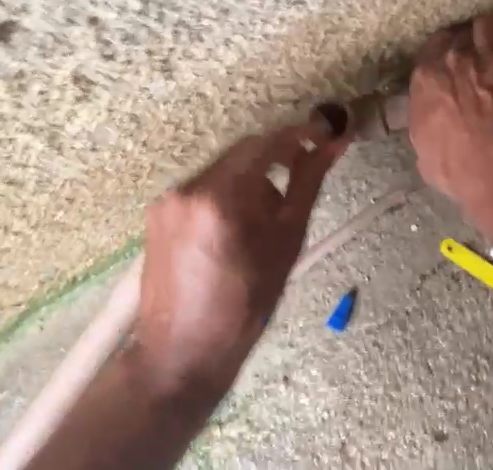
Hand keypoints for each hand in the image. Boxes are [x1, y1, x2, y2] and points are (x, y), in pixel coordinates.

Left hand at [130, 124, 346, 400]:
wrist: (181, 355)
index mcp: (219, 195)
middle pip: (242, 153)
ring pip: (224, 169)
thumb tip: (334, 143)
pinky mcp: (158, 214)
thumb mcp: (287, 240)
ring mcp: (167, 200)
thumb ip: (308, 183)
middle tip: (302, 179)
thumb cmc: (245, 305)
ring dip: (251, 180)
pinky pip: (203, 188)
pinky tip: (238, 230)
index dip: (298, 136)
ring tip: (267, 220)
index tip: (324, 137)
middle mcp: (187, 188)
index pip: (265, 143)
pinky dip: (227, 196)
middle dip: (275, 160)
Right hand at [407, 13, 492, 209]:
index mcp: (426, 79)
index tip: (456, 61)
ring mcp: (487, 52)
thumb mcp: (425, 153)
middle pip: (461, 34)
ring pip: (487, 23)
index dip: (446, 52)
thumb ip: (425, 128)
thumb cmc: (459, 168)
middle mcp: (454, 58)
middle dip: (471, 42)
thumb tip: (430, 126)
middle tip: (482, 56)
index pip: (433, 48)